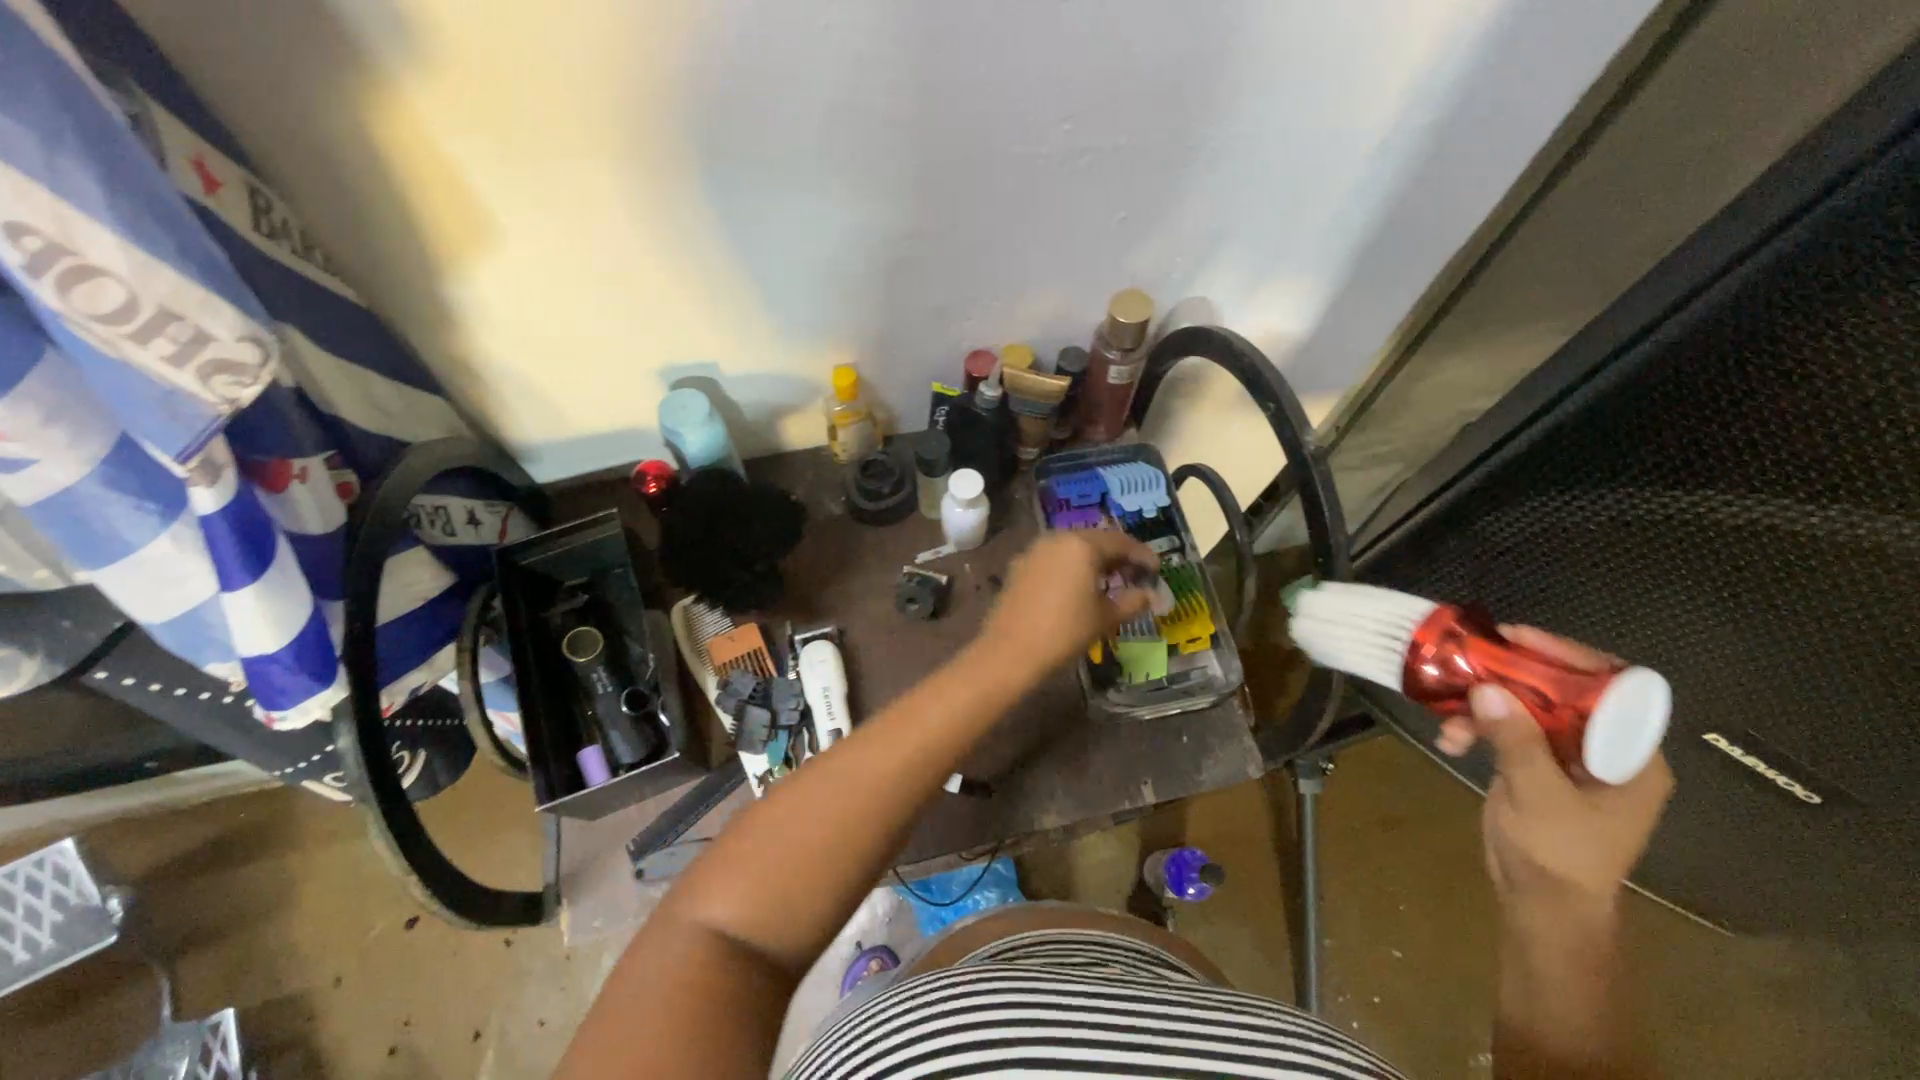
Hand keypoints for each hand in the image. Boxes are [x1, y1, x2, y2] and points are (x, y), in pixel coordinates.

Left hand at [977, 529, 1159, 682]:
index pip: (1121, 542)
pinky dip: (1071, 567)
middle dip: (1117, 556)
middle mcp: (1057, 539)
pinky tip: (1078, 588)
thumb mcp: (1104, 618)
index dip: (1142, 555)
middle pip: (1095, 540)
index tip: (1156, 570)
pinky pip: (1053, 559)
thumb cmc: (1064, 633)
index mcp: (1082, 545)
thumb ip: (1131, 601)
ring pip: (1072, 547)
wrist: (1009, 653)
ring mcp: (1034, 551)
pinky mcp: (1019, 567)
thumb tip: (1147, 594)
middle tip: (1134, 575)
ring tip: (1108, 582)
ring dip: (1093, 560)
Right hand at [1437, 626, 1673, 915]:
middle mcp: (1606, 750)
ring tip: (1450, 716)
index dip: (1568, 658)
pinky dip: (1479, 729)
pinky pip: (1509, 732)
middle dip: (1514, 679)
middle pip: (1563, 693)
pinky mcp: (1536, 768)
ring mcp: (1568, 759)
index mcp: (1632, 756)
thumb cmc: (1560, 857)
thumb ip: (1516, 741)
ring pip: (1529, 710)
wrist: (1542, 908)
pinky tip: (1450, 738)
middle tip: (1473, 660)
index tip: (1520, 639)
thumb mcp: (1539, 797)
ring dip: (1487, 708)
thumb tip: (1487, 689)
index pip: (1612, 688)